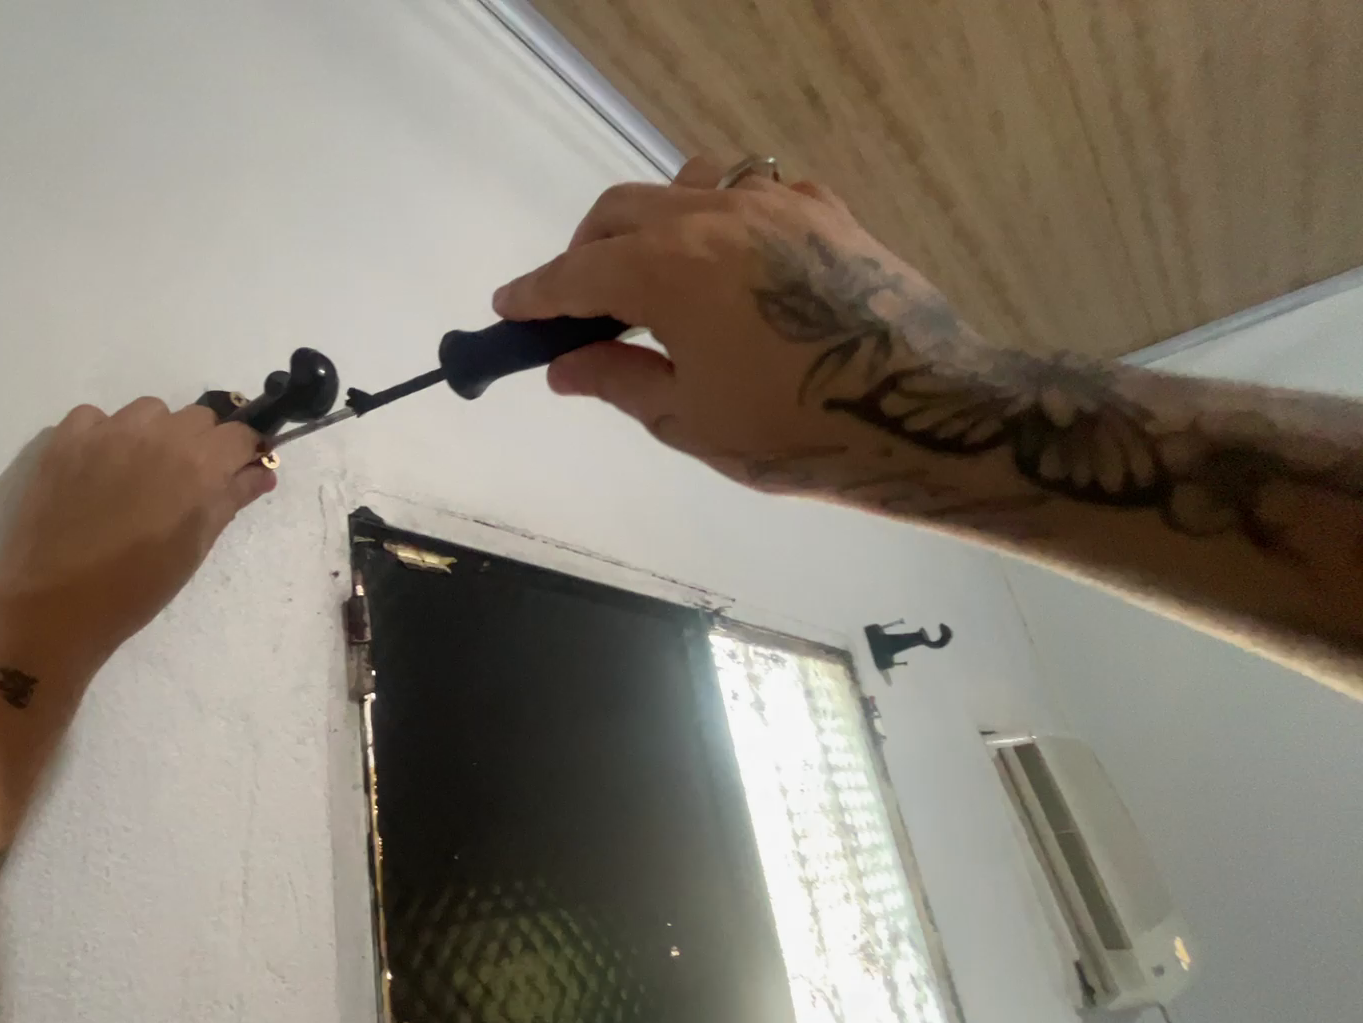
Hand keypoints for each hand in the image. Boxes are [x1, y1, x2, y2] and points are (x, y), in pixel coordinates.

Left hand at [0, 398, 274, 665]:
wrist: (55, 604)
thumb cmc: (139, 586)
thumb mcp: (196, 546)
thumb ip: (232, 499)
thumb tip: (262, 474)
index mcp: (200, 465)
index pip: (240, 434)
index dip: (244, 452)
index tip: (239, 471)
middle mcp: (159, 435)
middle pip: (198, 417)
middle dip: (203, 443)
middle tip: (187, 482)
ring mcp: (108, 431)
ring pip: (150, 411)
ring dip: (156, 433)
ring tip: (141, 473)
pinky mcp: (65, 438)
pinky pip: (96, 417)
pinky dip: (105, 435)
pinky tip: (98, 470)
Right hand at [491, 157, 971, 493]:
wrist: (923, 410)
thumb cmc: (790, 430)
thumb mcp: (684, 418)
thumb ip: (614, 379)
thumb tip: (562, 366)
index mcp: (669, 272)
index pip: (576, 274)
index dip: (534, 293)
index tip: (506, 305)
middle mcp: (712, 218)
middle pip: (617, 212)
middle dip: (581, 254)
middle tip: (575, 307)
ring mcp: (772, 204)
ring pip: (677, 185)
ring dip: (642, 223)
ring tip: (644, 276)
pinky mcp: (818, 209)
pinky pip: (742, 190)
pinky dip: (707, 217)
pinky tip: (715, 263)